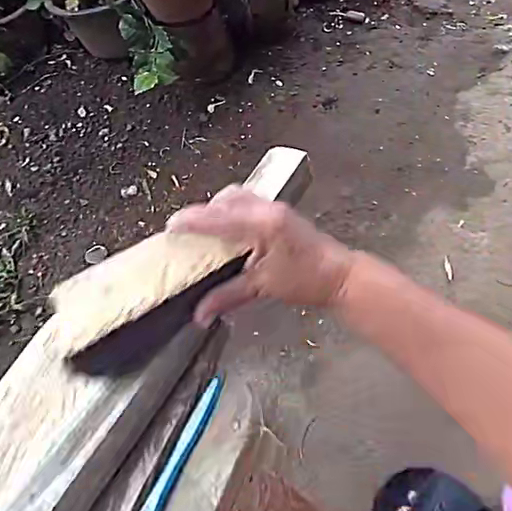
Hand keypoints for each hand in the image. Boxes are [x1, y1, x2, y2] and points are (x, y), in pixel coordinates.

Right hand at [167, 186, 361, 323]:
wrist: (339, 275)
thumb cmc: (308, 278)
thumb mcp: (263, 287)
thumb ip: (228, 296)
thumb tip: (199, 313)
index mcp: (264, 223)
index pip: (219, 217)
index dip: (193, 220)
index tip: (172, 227)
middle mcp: (269, 209)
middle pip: (228, 198)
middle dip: (204, 212)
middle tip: (185, 231)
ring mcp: (277, 208)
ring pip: (240, 197)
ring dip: (219, 209)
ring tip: (203, 230)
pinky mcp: (282, 213)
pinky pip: (250, 203)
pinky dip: (233, 211)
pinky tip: (227, 230)